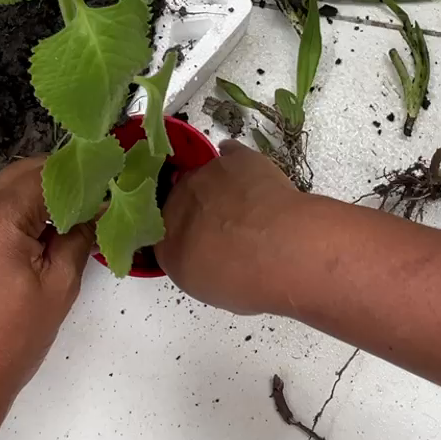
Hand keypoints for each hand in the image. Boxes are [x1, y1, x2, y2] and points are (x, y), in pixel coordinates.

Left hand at [0, 157, 90, 425]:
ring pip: (7, 191)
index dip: (83, 178)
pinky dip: (18, 215)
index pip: (47, 173)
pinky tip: (43, 239)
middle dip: (61, 184)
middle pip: (23, 174)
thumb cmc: (7, 341)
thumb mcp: (58, 286)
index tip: (111, 186)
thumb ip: (81, 236)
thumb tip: (100, 207)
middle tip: (97, 203)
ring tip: (74, 223)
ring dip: (39, 199)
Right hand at [156, 141, 316, 315]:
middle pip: (182, 197)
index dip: (184, 235)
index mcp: (167, 240)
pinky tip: (251, 174)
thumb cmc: (244, 278)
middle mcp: (179, 201)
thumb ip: (193, 265)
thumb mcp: (206, 286)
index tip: (200, 242)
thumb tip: (203, 255)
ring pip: (207, 175)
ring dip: (220, 186)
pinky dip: (238, 163)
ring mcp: (206, 175)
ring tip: (246, 205)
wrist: (276, 249)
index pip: (164, 232)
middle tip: (225, 224)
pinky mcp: (235, 159)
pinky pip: (230, 153)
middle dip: (199, 208)